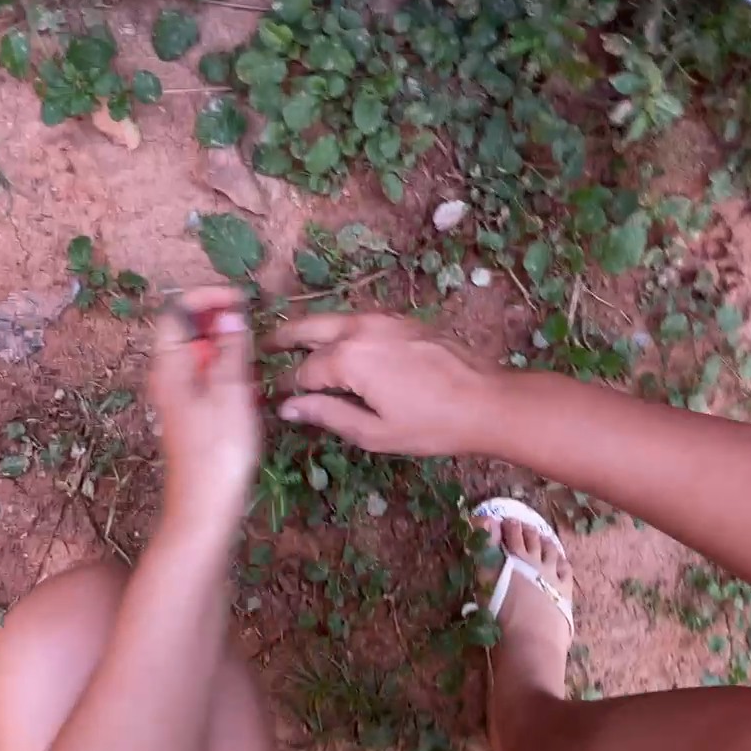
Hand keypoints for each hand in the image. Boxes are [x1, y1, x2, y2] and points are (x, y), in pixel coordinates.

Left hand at [150, 287, 260, 530]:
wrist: (206, 506)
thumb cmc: (218, 451)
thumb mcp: (230, 391)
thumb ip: (231, 348)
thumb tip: (231, 314)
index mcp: (169, 366)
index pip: (178, 311)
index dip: (208, 297)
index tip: (240, 300)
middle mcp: (168, 377)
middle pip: (186, 331)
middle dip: (217, 318)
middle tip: (250, 321)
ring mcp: (178, 397)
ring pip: (199, 355)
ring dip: (225, 345)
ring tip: (254, 350)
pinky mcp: (192, 415)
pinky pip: (205, 378)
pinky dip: (225, 370)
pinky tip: (249, 383)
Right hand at [267, 313, 500, 455]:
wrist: (487, 400)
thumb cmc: (431, 424)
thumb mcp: (374, 432)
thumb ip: (328, 414)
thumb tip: (290, 406)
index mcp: (349, 358)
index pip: (304, 371)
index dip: (286, 386)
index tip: (272, 397)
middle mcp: (362, 329)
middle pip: (310, 328)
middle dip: (284, 338)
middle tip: (263, 346)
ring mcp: (385, 320)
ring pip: (335, 319)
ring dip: (310, 329)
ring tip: (290, 341)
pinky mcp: (403, 321)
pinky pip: (359, 320)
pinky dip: (338, 328)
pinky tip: (336, 342)